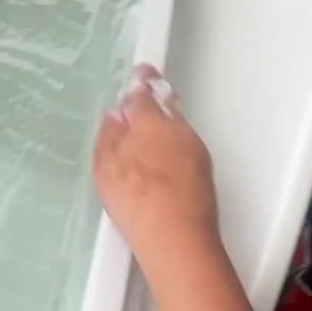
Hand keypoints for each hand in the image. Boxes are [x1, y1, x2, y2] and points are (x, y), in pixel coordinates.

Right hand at [92, 65, 222, 270]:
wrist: (176, 237)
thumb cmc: (134, 199)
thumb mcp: (106, 167)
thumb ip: (109, 135)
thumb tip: (116, 115)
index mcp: (151, 121)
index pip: (144, 93)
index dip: (140, 83)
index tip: (141, 72)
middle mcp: (178, 129)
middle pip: (167, 108)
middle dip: (156, 105)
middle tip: (142, 109)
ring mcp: (196, 150)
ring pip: (178, 130)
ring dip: (165, 131)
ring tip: (148, 148)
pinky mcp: (205, 172)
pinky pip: (186, 150)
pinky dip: (174, 153)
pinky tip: (163, 170)